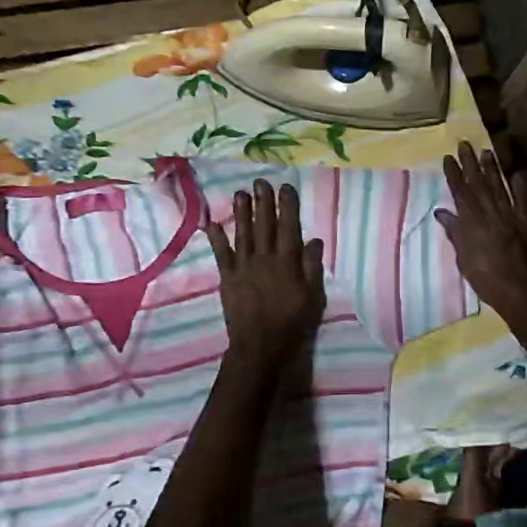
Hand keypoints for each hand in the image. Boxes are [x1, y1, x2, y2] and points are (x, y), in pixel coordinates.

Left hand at [209, 180, 324, 369]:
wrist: (260, 345)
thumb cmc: (292, 321)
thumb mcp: (312, 296)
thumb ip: (312, 267)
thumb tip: (314, 240)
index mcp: (287, 261)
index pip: (289, 227)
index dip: (287, 206)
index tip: (286, 187)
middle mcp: (264, 258)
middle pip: (264, 225)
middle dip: (263, 202)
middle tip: (261, 181)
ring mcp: (244, 267)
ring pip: (243, 233)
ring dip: (242, 212)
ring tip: (241, 193)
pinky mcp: (228, 278)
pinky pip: (222, 254)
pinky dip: (217, 238)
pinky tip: (212, 224)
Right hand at [435, 142, 526, 317]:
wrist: (520, 291)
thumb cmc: (487, 281)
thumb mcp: (464, 260)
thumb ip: (456, 234)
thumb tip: (443, 212)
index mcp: (472, 225)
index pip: (461, 193)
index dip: (454, 174)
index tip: (448, 157)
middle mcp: (492, 215)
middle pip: (479, 184)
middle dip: (471, 163)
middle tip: (465, 143)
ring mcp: (513, 216)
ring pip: (500, 187)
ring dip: (493, 168)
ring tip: (487, 151)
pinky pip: (526, 199)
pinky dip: (523, 185)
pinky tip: (519, 171)